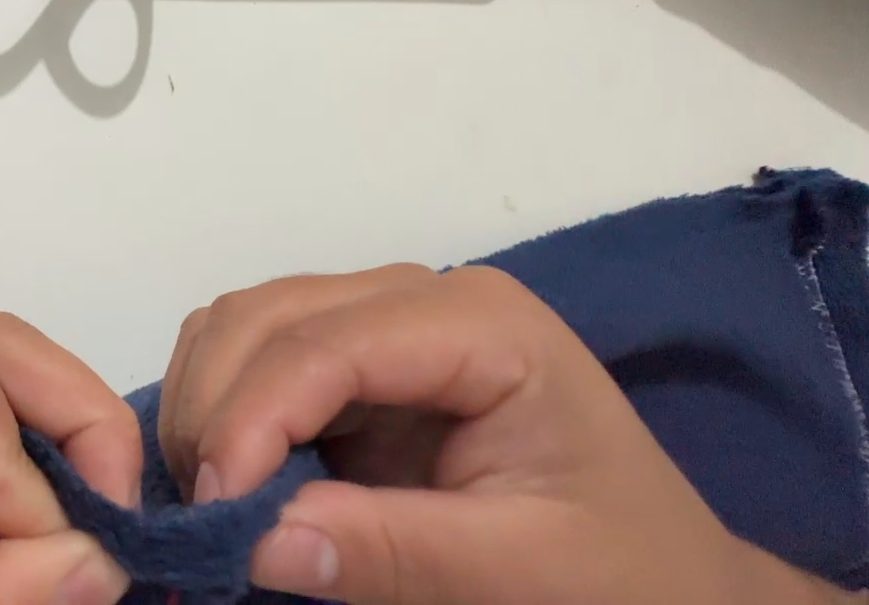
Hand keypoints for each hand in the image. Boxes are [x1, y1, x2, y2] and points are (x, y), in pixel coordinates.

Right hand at [159, 264, 867, 604]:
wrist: (665, 576)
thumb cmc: (628, 579)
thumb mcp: (533, 581)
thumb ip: (395, 555)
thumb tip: (252, 541)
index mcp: (477, 322)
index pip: (325, 345)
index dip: (252, 416)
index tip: (214, 509)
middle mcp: (410, 292)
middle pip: (264, 316)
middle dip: (215, 407)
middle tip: (203, 511)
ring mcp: (369, 310)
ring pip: (238, 320)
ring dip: (203, 399)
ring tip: (211, 491)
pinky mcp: (339, 344)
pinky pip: (241, 344)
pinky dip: (213, 397)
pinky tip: (227, 462)